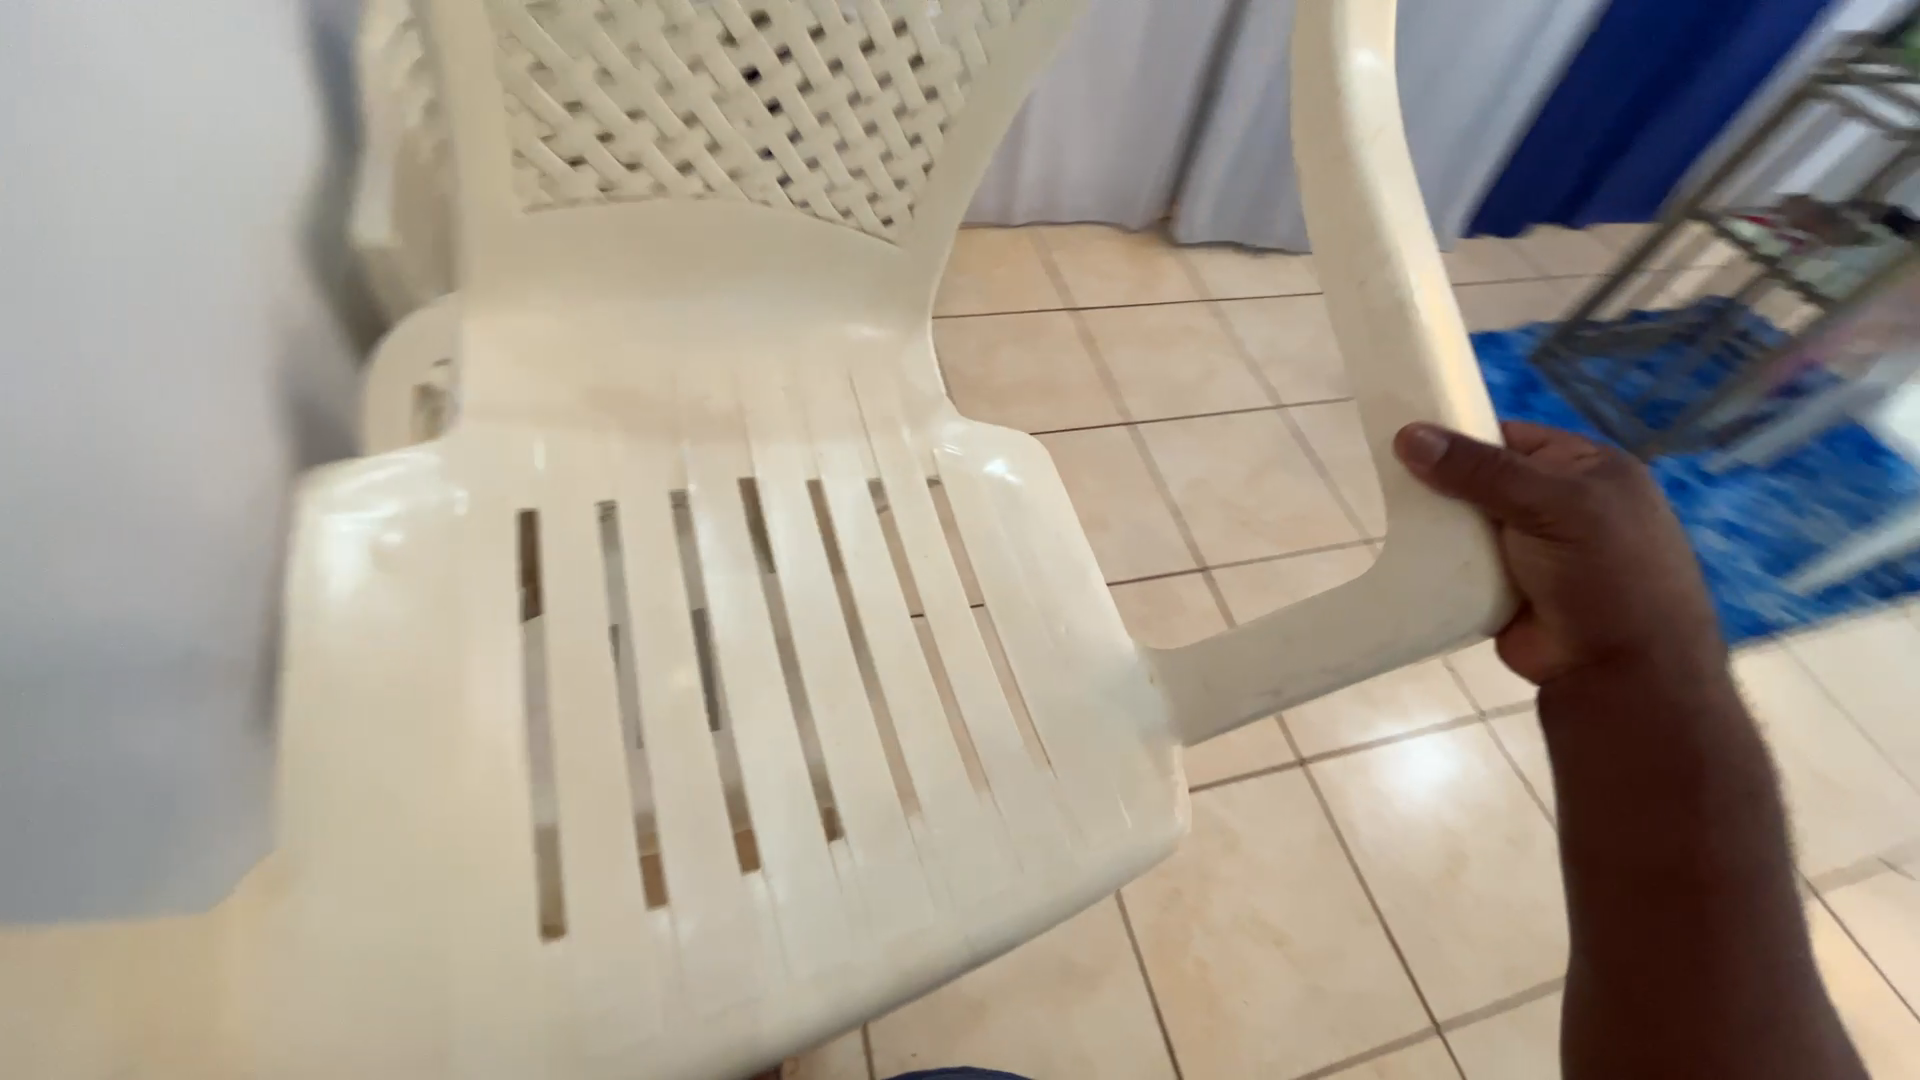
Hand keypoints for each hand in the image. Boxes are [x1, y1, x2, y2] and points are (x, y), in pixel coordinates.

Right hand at [1393, 420, 1724, 686]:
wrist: (1617, 667)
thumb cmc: (1604, 571)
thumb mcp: (1549, 505)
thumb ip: (1479, 470)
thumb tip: (1408, 434)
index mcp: (1583, 468)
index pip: (1507, 438)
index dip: (1459, 438)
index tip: (1405, 443)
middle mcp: (1556, 502)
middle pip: (1478, 478)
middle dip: (1439, 483)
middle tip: (1390, 482)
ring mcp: (1527, 545)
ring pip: (1463, 520)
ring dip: (1434, 522)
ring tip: (1391, 516)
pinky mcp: (1500, 582)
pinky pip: (1457, 558)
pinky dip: (1435, 556)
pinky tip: (1404, 550)